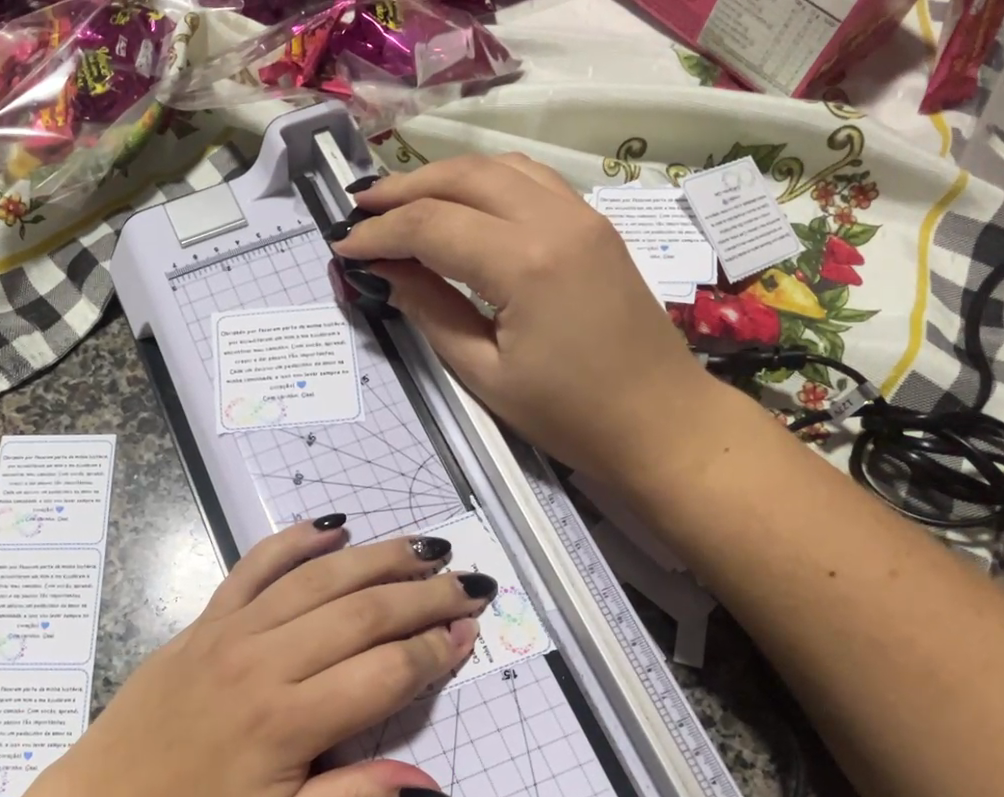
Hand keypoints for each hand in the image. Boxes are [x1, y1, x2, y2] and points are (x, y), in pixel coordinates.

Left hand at [32, 518, 493, 796]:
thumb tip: (435, 788)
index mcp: (288, 720)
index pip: (384, 672)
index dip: (433, 652)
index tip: (469, 634)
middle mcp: (264, 661)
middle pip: (362, 614)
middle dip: (424, 597)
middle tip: (470, 585)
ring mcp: (231, 630)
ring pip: (319, 580)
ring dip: (378, 560)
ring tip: (425, 550)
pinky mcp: (206, 618)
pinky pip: (256, 566)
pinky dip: (296, 541)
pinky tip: (334, 528)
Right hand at [332, 154, 711, 474]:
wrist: (659, 421)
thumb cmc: (569, 414)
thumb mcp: (485, 374)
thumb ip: (431, 313)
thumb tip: (388, 273)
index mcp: (524, 263)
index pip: (433, 225)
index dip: (380, 233)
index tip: (343, 247)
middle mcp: (555, 220)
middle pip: (464, 178)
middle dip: (403, 188)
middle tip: (359, 210)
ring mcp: (581, 216)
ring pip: (499, 168)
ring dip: (445, 177)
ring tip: (402, 202)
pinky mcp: (595, 226)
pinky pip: (530, 181)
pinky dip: (485, 182)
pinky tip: (462, 205)